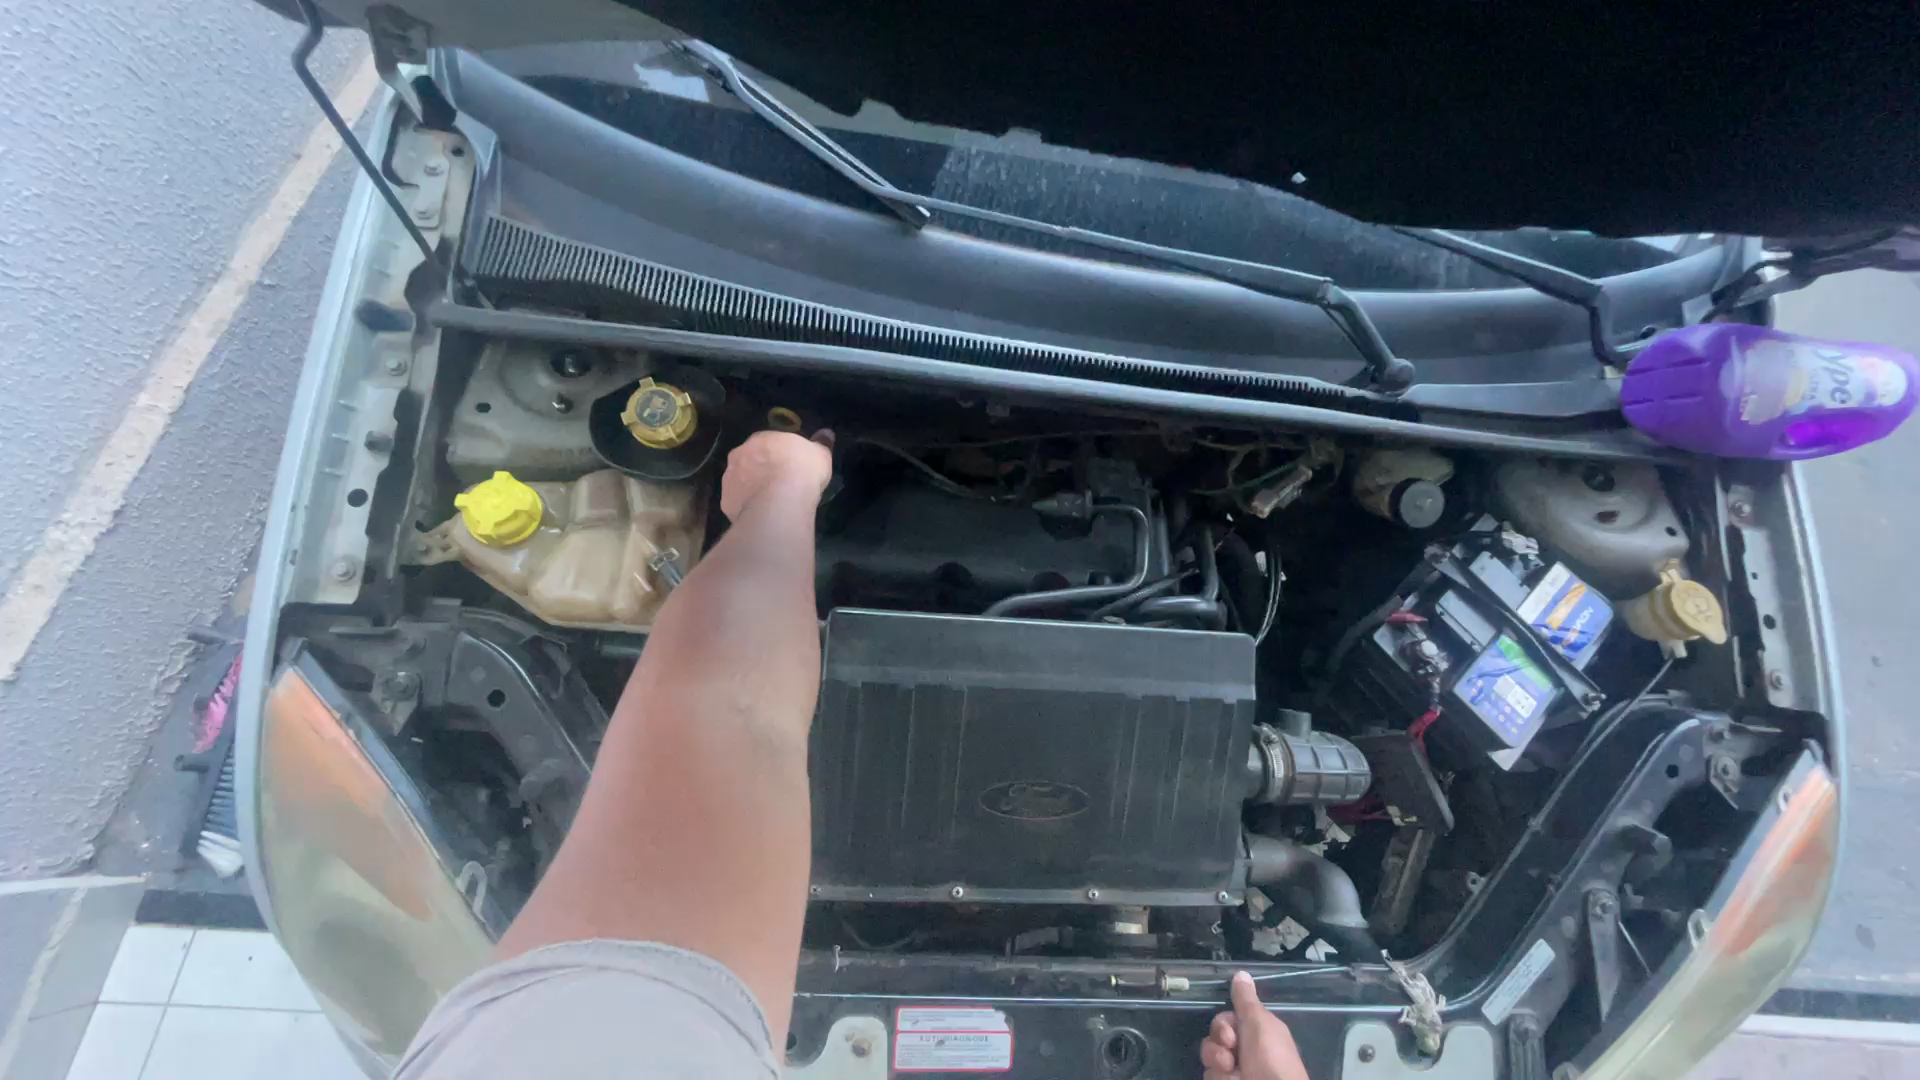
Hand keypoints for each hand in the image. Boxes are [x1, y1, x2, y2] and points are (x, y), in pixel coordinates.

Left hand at [719, 430, 834, 520]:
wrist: (780, 501)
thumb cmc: (801, 471)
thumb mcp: (820, 455)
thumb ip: (821, 443)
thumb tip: (827, 433)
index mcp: (760, 438)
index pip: (766, 442)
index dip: (777, 454)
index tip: (788, 464)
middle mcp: (740, 454)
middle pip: (749, 460)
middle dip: (761, 469)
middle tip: (777, 483)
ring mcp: (729, 478)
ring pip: (740, 481)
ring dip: (751, 488)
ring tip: (769, 502)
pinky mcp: (726, 501)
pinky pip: (737, 502)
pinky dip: (746, 507)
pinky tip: (760, 515)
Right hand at [1200, 972, 1310, 1079]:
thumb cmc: (1271, 1060)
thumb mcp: (1260, 1024)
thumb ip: (1246, 999)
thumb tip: (1241, 973)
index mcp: (1257, 1032)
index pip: (1227, 1018)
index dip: (1224, 1023)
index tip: (1231, 1032)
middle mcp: (1246, 1050)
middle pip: (1215, 1035)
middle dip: (1218, 1043)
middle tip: (1230, 1052)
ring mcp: (1236, 1070)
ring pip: (1209, 1055)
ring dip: (1218, 1062)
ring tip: (1232, 1073)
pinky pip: (1210, 1074)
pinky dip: (1220, 1078)